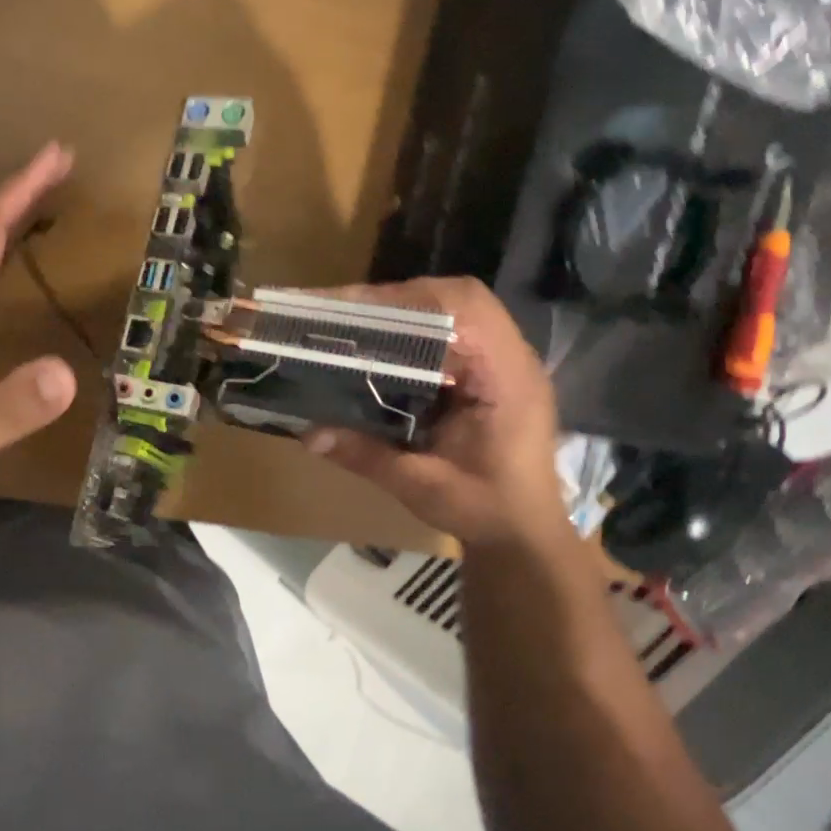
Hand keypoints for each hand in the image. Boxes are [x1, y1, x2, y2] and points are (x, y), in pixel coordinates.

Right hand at [305, 277, 565, 547]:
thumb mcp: (420, 487)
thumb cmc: (483, 509)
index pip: (466, 311)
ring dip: (405, 309)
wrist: (523, 532)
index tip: (352, 312)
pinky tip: (379, 346)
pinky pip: (455, 331)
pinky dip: (414, 328)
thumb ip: (366, 456)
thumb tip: (308, 433)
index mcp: (505, 380)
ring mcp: (503, 364)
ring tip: (355, 324)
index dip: (408, 301)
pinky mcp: (490, 374)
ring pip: (458, 308)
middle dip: (399, 297)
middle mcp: (510, 361)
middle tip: (345, 314)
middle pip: (460, 297)